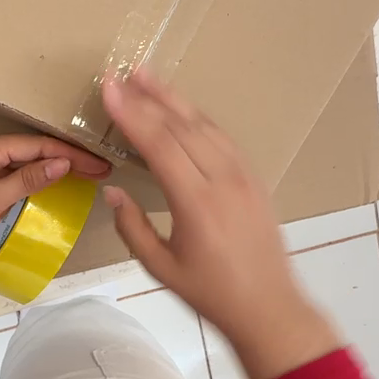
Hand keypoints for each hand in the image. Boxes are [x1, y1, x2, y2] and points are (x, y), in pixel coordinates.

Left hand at [0, 135, 110, 288]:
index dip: (69, 153)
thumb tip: (62, 162)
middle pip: (30, 152)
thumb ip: (27, 181)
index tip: (98, 164)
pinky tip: (47, 193)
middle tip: (98, 171)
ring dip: (48, 173)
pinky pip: (8, 182)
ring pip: (20, 167)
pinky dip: (29, 186)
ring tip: (81, 180)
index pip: (35, 145)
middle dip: (63, 160)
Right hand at [99, 71, 340, 378]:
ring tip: (149, 76)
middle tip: (122, 73)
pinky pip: (222, 138)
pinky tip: (182, 109)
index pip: (159, 145)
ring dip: (174, 99)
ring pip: (205, 125)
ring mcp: (243, 176)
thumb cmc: (209, 292)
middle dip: (149, 97)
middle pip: (181, 126)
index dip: (132, 115)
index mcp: (196, 203)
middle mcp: (223, 180)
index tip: (110, 90)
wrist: (267, 305)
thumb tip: (112, 193)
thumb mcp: (159, 266)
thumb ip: (132, 227)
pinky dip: (197, 118)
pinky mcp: (253, 178)